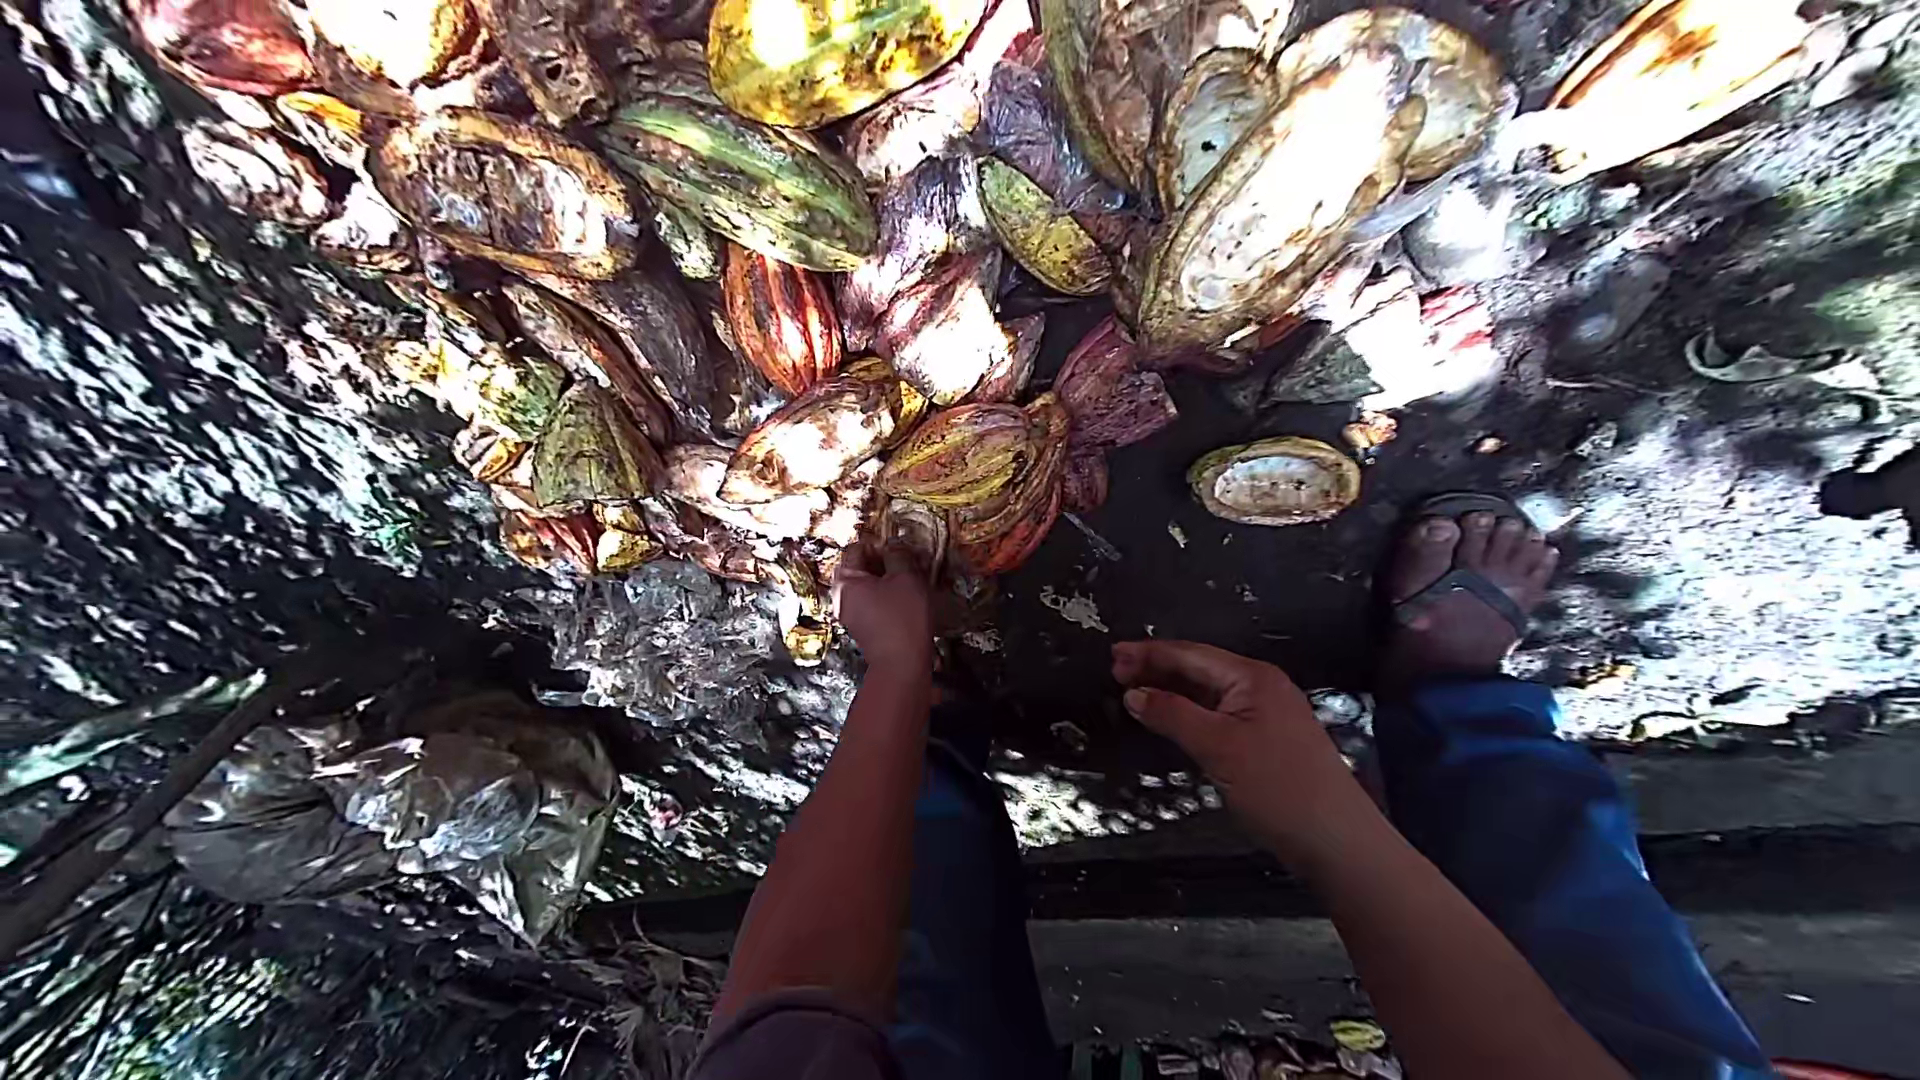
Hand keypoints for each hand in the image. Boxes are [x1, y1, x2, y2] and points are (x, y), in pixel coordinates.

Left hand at [834, 539, 932, 671]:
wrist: (902, 665)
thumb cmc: (903, 617)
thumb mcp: (906, 577)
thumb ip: (898, 554)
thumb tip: (893, 544)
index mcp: (846, 580)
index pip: (858, 548)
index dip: (881, 544)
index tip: (902, 550)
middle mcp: (841, 596)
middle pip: (861, 567)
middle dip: (885, 562)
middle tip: (909, 564)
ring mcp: (850, 614)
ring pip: (868, 586)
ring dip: (888, 580)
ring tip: (912, 582)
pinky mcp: (862, 628)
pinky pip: (872, 602)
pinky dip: (887, 597)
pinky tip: (907, 601)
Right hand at [1111, 641, 1364, 857]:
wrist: (1339, 844)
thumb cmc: (1278, 786)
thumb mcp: (1217, 746)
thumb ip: (1171, 714)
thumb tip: (1133, 694)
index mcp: (1252, 677)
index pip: (1190, 654)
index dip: (1149, 653)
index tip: (1113, 655)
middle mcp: (1259, 687)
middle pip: (1198, 668)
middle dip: (1156, 668)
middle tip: (1115, 671)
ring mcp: (1264, 714)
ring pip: (1206, 692)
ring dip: (1169, 690)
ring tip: (1132, 690)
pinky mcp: (1264, 740)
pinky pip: (1216, 713)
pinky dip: (1186, 712)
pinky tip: (1167, 718)